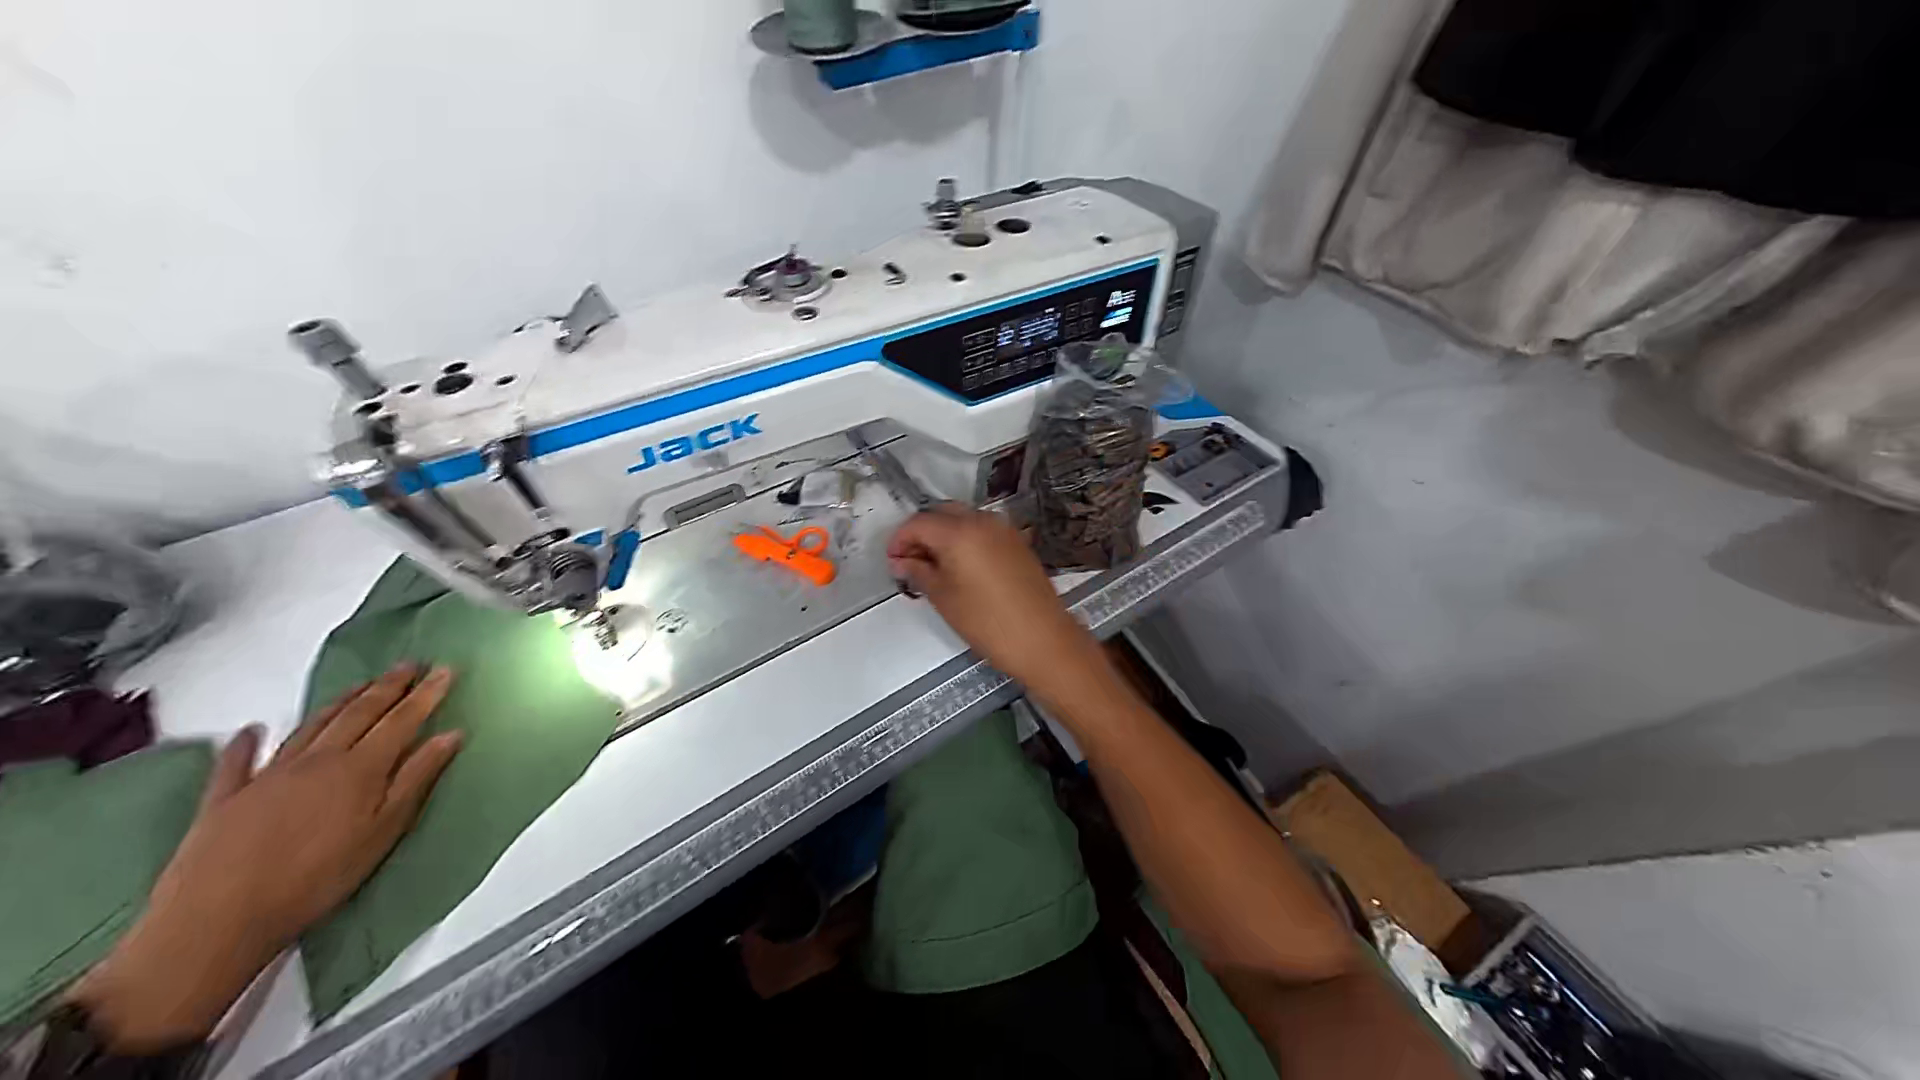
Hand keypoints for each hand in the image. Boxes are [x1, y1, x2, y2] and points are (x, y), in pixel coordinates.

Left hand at [73, 665, 463, 1050]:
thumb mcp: (385, 830)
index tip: (445, 670)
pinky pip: (236, 762)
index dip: (426, 693)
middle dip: (388, 686)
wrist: (219, 921)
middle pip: (358, 713)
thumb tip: (451, 734)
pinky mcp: (224, 798)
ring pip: (311, 726)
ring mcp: (267, 775)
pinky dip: (246, 742)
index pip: (402, 720)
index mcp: (360, 768)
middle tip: (409, 665)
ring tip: (362, 684)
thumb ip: (417, 778)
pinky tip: (251, 730)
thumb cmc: (319, 877)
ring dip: (339, 701)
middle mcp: (317, 760)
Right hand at [887, 504, 1105, 697]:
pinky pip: (983, 530)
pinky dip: (965, 541)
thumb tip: (901, 561)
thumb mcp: (944, 598)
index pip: (918, 523)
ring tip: (934, 567)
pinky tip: (960, 567)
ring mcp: (1004, 529)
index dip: (899, 540)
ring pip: (963, 520)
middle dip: (921, 533)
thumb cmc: (987, 622)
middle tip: (910, 563)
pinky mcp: (1017, 542)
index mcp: (959, 531)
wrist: (1044, 639)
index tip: (892, 562)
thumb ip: (919, 572)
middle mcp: (982, 520)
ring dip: (944, 535)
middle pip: (941, 514)